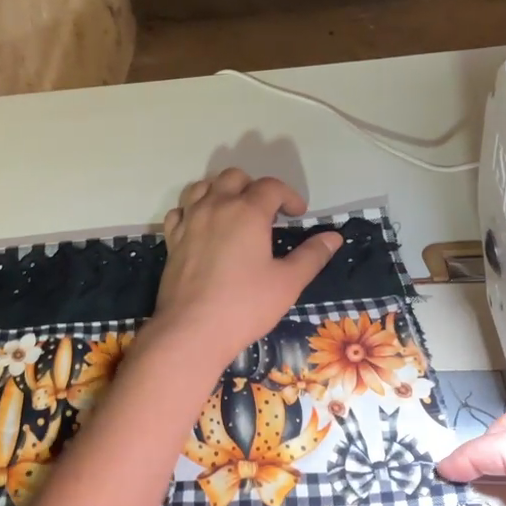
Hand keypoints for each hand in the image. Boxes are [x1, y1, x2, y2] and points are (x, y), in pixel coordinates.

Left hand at [153, 168, 342, 360]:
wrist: (193, 329)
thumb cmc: (245, 305)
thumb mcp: (288, 282)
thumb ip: (312, 255)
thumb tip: (334, 237)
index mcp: (247, 211)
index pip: (271, 186)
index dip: (289, 196)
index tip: (297, 215)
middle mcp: (215, 206)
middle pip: (234, 177)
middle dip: (254, 187)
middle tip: (267, 213)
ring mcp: (189, 220)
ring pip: (202, 187)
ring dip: (221, 191)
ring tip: (234, 212)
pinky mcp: (172, 238)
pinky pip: (180, 210)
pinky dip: (192, 210)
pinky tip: (202, 227)